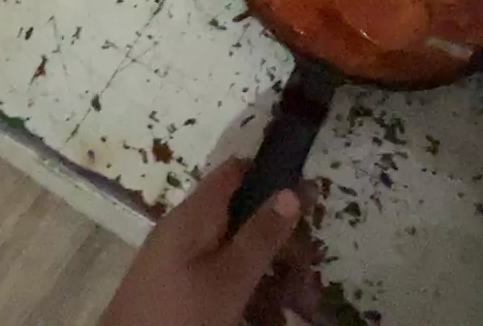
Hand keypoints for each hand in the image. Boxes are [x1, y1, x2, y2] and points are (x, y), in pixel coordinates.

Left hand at [97, 158, 303, 325]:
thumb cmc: (179, 315)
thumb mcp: (229, 279)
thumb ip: (260, 236)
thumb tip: (291, 189)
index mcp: (194, 213)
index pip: (236, 171)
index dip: (271, 174)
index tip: (307, 196)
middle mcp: (184, 227)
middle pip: (238, 213)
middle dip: (274, 234)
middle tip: (305, 260)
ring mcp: (177, 259)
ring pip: (232, 249)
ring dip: (264, 267)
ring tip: (295, 298)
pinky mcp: (175, 287)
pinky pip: (218, 274)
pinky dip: (243, 286)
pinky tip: (264, 313)